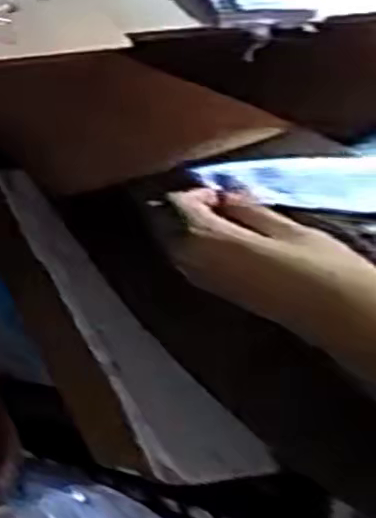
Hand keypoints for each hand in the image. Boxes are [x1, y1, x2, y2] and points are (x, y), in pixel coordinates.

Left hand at [168, 188, 375, 341]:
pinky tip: (229, 245)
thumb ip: (251, 210)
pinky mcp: (209, 288)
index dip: (198, 192)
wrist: (350, 325)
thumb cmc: (328, 274)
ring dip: (192, 226)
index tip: (226, 194)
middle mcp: (184, 253)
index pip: (176, 200)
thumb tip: (227, 192)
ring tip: (231, 224)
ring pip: (174, 237)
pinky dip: (198, 244)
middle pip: (166, 218)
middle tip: (226, 206)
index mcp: (200, 235)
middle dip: (190, 208)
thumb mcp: (295, 233)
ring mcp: (193, 273)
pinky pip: (188, 256)